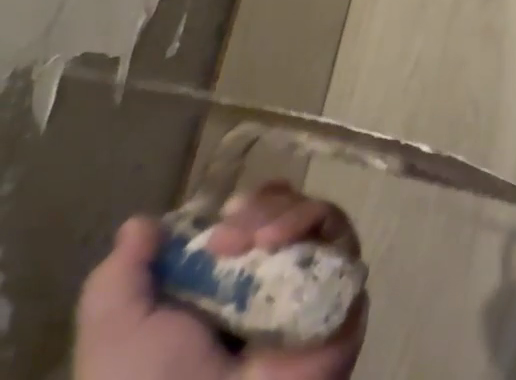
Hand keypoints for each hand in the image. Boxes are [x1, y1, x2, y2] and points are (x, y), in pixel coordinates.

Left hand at [75, 181, 365, 379]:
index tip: (220, 213)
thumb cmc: (155, 377)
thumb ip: (119, 278)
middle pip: (287, 212)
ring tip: (262, 239)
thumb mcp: (118, 329)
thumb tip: (141, 223)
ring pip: (320, 218)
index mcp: (222, 284)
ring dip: (290, 213)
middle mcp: (272, 277)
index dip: (241, 208)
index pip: (246, 226)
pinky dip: (318, 226)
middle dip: (264, 206)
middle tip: (234, 233)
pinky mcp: (346, 287)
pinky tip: (285, 241)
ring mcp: (312, 281)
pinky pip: (345, 242)